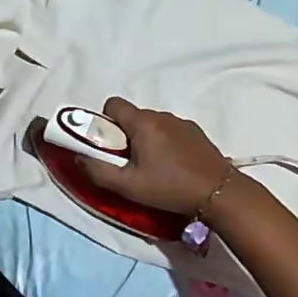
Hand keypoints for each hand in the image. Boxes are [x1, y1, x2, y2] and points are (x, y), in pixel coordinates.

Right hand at [76, 98, 232, 214]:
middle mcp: (161, 115)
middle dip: (125, 135)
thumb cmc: (169, 188)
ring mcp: (181, 122)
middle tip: (130, 163)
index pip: (113, 104)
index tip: (109, 145)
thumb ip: (98, 171)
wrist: (219, 192)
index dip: (104, 121)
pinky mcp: (196, 132)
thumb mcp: (128, 186)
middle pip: (132, 116)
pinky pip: (170, 131)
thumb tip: (78, 157)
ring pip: (152, 124)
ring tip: (153, 167)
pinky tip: (173, 166)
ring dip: (146, 139)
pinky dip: (165, 143)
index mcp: (142, 122)